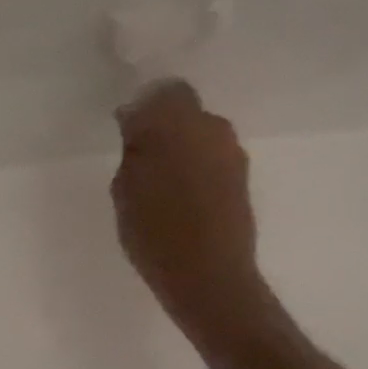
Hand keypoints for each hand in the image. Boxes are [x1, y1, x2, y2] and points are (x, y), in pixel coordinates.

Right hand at [112, 80, 264, 323]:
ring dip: (184, 148)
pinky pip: (214, 160)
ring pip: (202, 136)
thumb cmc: (156, 232)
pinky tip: (183, 199)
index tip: (129, 133)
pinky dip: (198, 169)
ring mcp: (232, 154)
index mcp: (177, 122)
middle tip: (142, 158)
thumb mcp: (125, 190)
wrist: (210, 276)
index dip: (145, 108)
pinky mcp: (243, 180)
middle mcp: (212, 128)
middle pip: (186, 111)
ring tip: (162, 184)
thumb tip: (136, 125)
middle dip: (165, 126)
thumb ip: (133, 151)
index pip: (164, 91)